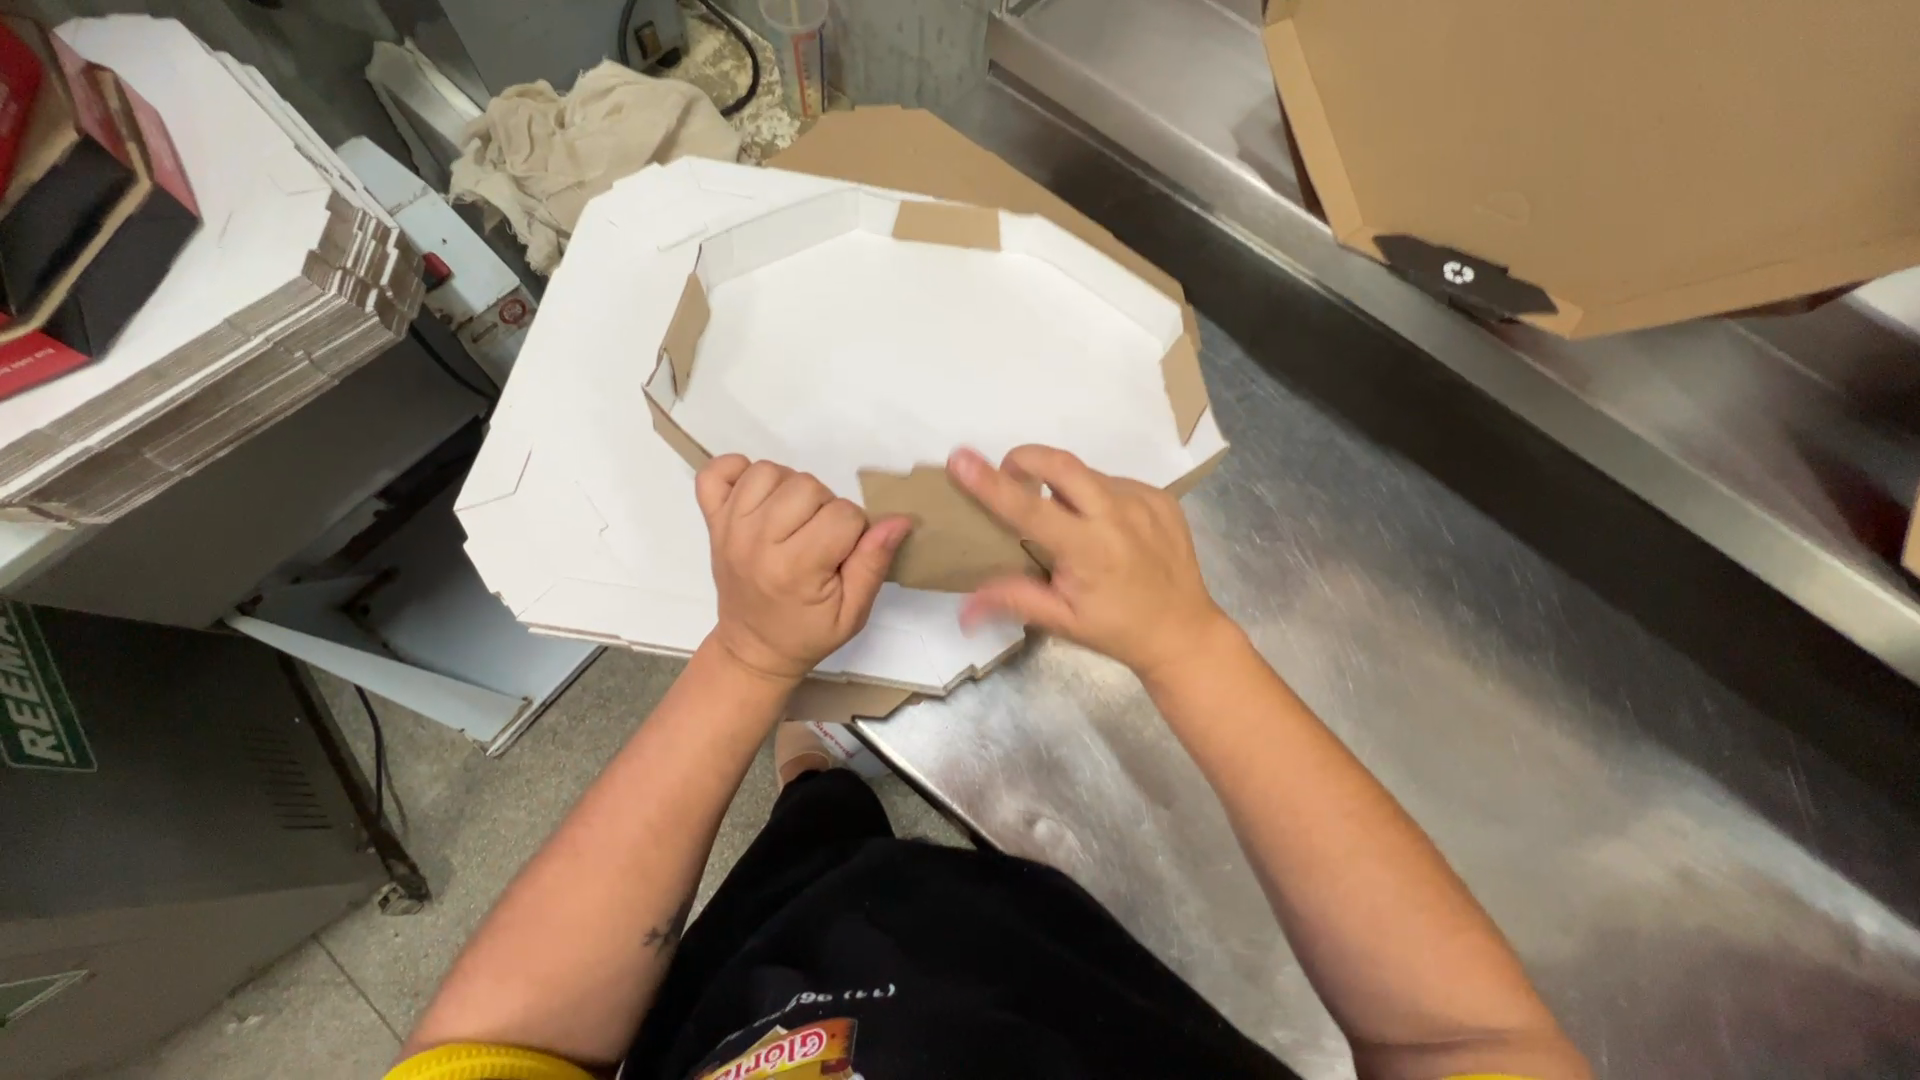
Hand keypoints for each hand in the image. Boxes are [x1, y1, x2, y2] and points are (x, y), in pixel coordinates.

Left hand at [696, 455, 911, 682]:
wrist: (753, 647)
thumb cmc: (807, 633)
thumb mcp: (853, 612)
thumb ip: (874, 564)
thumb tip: (899, 520)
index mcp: (794, 568)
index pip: (843, 515)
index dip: (855, 531)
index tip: (844, 555)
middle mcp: (756, 541)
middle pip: (807, 486)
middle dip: (826, 507)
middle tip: (821, 539)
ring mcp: (729, 527)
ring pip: (769, 471)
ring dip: (790, 488)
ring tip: (794, 519)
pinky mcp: (713, 520)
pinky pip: (717, 472)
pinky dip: (738, 472)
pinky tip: (759, 497)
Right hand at [948, 445, 1234, 680]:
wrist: (1183, 631)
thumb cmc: (1116, 630)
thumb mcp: (1062, 621)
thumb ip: (1013, 600)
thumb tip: (963, 610)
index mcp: (1087, 549)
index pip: (1028, 508)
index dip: (990, 483)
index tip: (960, 459)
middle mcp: (1116, 515)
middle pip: (1060, 463)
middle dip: (1025, 459)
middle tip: (1010, 475)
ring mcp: (1143, 501)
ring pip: (1087, 474)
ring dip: (1065, 488)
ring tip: (1068, 523)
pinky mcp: (1160, 497)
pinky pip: (1114, 483)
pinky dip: (1097, 497)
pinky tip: (1105, 529)